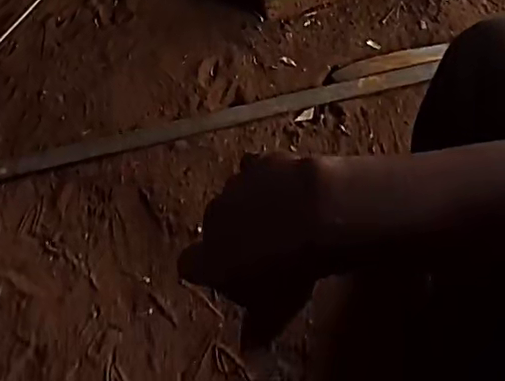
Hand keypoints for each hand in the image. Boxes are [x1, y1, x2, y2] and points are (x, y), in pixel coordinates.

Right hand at [179, 153, 335, 346]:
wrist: (316, 212)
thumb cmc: (291, 269)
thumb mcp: (275, 309)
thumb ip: (256, 325)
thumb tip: (250, 343)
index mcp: (210, 257)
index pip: (189, 263)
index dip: (205, 267)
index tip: (223, 272)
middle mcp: (214, 217)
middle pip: (213, 225)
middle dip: (230, 232)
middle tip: (258, 246)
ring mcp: (236, 185)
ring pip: (233, 195)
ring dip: (247, 202)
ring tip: (276, 214)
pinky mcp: (258, 161)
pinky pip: (253, 169)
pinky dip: (264, 176)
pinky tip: (283, 184)